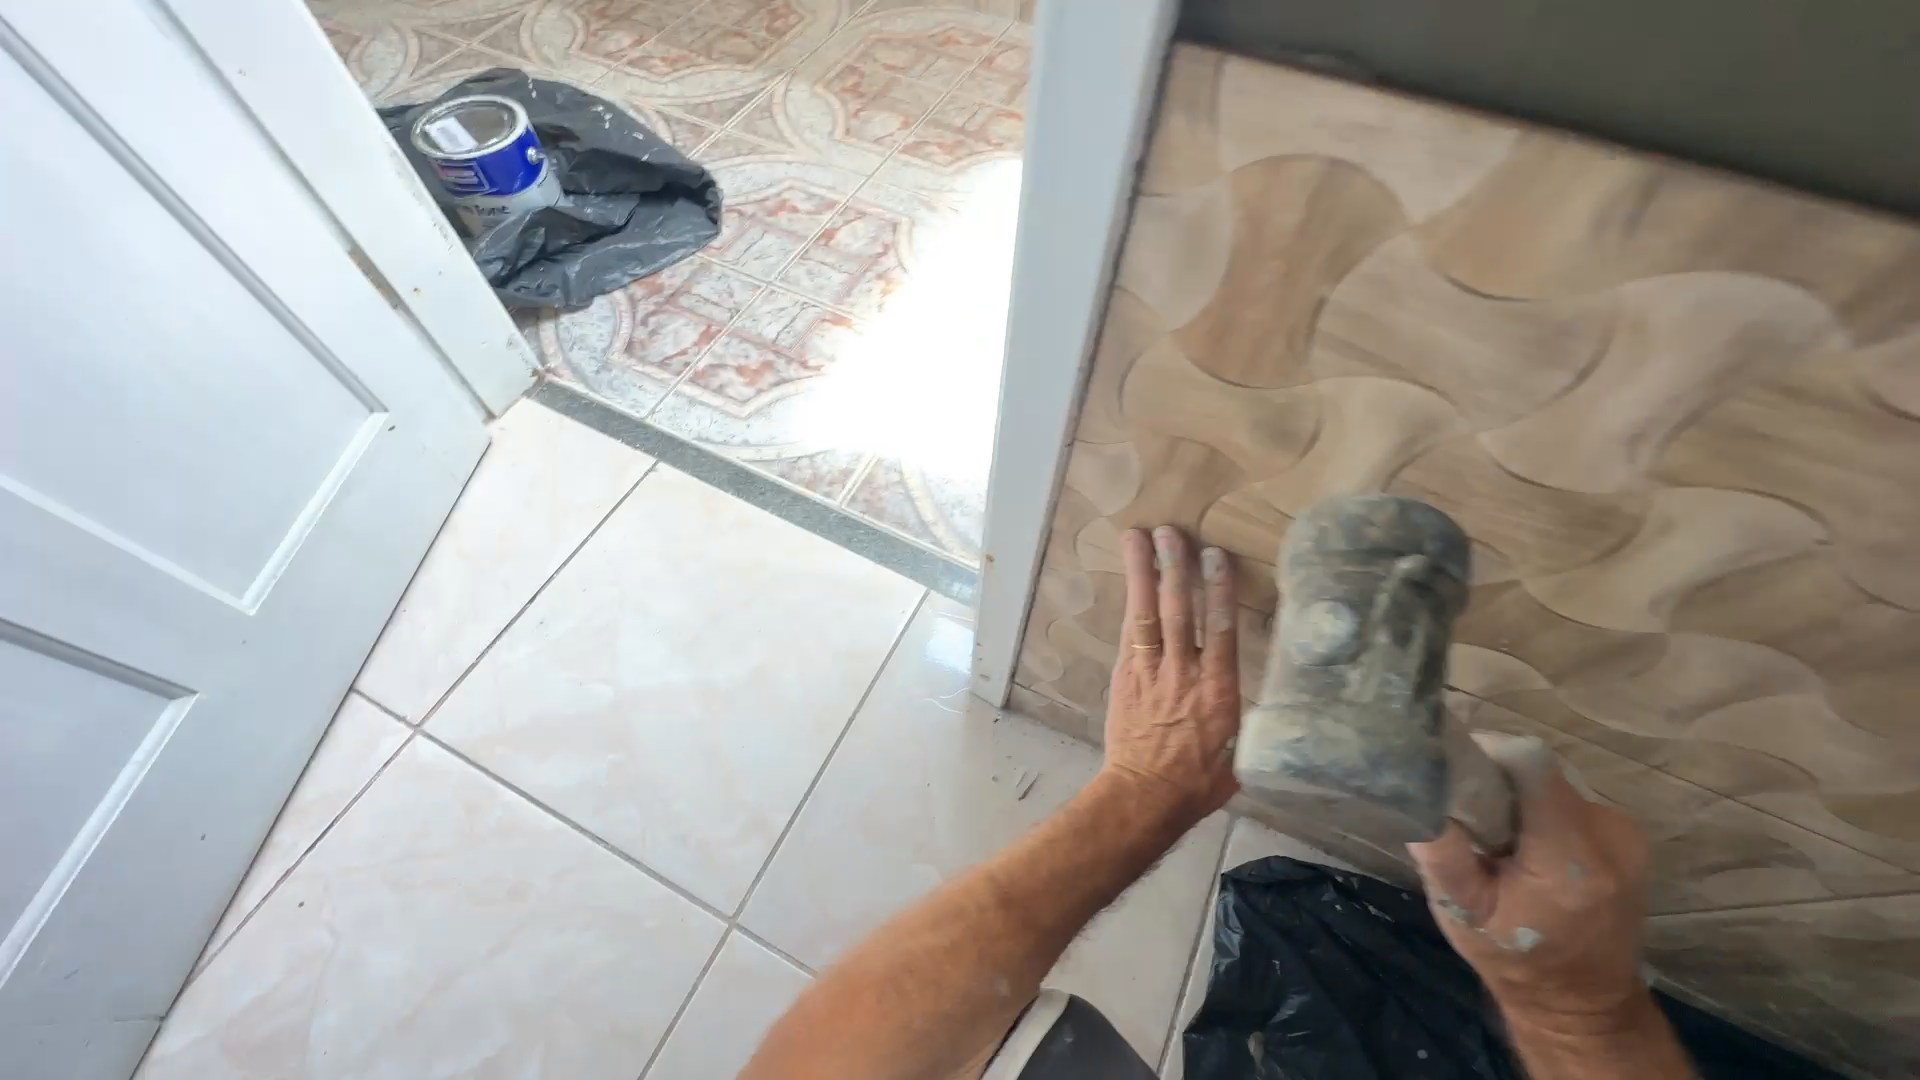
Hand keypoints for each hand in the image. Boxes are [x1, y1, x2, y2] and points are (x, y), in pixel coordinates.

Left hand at [1102, 526, 1240, 825]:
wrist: (1145, 795)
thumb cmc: (1198, 781)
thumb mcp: (1238, 751)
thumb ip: (1245, 714)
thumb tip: (1259, 696)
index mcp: (1220, 691)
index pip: (1222, 630)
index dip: (1219, 590)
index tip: (1216, 557)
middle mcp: (1184, 674)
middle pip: (1180, 612)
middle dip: (1174, 569)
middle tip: (1170, 533)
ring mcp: (1150, 673)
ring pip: (1148, 615)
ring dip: (1143, 575)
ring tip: (1138, 539)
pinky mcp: (1125, 677)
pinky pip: (1130, 634)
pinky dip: (1132, 605)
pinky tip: (1131, 582)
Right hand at [1407, 733, 1653, 1035]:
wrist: (1581, 999)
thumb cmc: (1512, 954)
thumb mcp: (1460, 909)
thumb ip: (1442, 851)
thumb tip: (1418, 791)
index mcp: (1569, 857)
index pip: (1529, 763)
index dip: (1484, 753)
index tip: (1451, 770)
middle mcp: (1609, 835)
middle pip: (1535, 767)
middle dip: (1493, 778)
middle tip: (1465, 814)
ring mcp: (1624, 831)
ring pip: (1549, 776)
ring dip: (1513, 791)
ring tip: (1491, 831)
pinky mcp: (1624, 830)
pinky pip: (1565, 792)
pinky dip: (1534, 803)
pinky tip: (1519, 839)